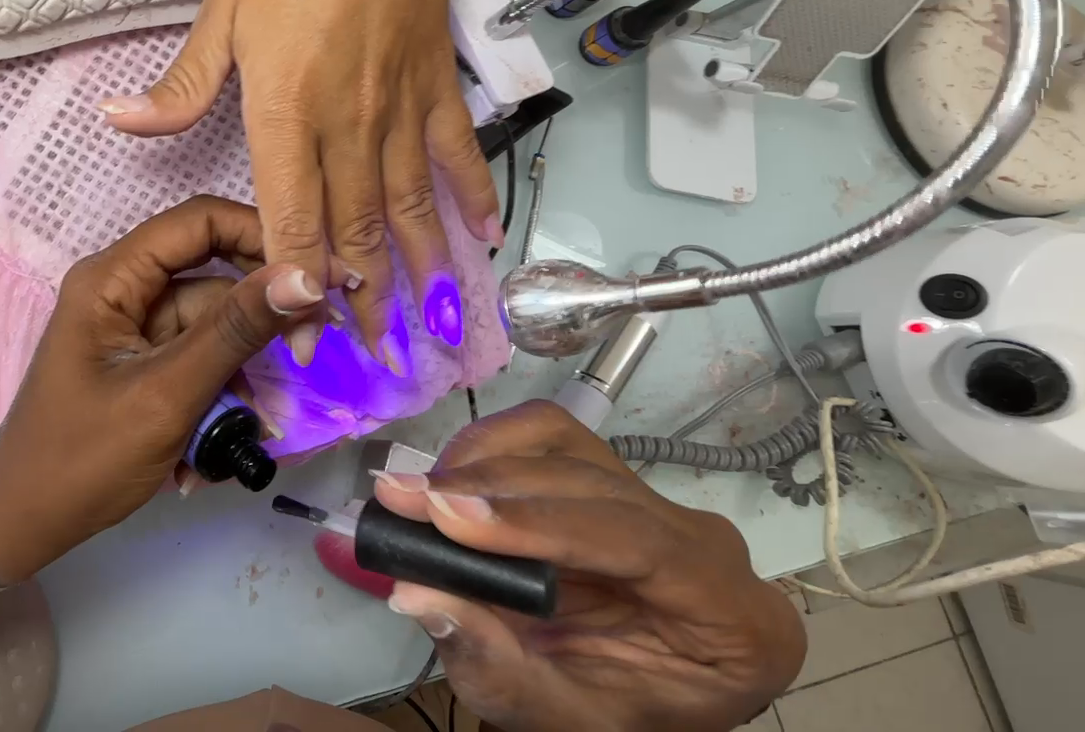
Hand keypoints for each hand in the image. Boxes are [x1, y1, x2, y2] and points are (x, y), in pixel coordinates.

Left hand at [0, 196, 325, 585]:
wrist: (27, 522)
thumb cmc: (83, 457)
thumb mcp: (167, 394)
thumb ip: (235, 332)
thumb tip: (305, 276)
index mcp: (113, 276)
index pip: (199, 221)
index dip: (261, 234)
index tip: (319, 271)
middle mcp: (125, 288)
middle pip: (213, 273)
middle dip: (261, 312)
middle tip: (310, 348)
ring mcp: (136, 327)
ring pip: (215, 323)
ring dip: (243, 368)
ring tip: (259, 420)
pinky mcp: (147, 362)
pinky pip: (201, 358)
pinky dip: (222, 391)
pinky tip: (224, 438)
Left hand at [99, 0, 500, 369]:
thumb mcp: (220, 15)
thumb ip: (179, 85)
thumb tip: (117, 119)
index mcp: (285, 116)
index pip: (291, 220)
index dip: (299, 284)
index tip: (308, 340)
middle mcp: (347, 126)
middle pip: (356, 230)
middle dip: (363, 298)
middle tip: (373, 356)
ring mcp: (400, 108)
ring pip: (410, 207)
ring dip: (419, 271)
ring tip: (430, 325)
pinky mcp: (437, 84)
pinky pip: (458, 153)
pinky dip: (472, 196)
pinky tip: (484, 238)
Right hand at [376, 401, 804, 731]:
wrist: (620, 693)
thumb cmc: (605, 711)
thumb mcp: (554, 715)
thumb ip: (492, 665)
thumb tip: (410, 592)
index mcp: (733, 616)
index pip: (638, 541)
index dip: (538, 521)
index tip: (447, 515)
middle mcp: (704, 541)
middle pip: (589, 483)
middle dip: (487, 487)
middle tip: (400, 498)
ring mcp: (653, 497)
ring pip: (564, 444)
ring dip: (482, 461)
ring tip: (418, 492)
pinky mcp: (603, 472)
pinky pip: (545, 431)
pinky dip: (490, 443)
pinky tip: (451, 475)